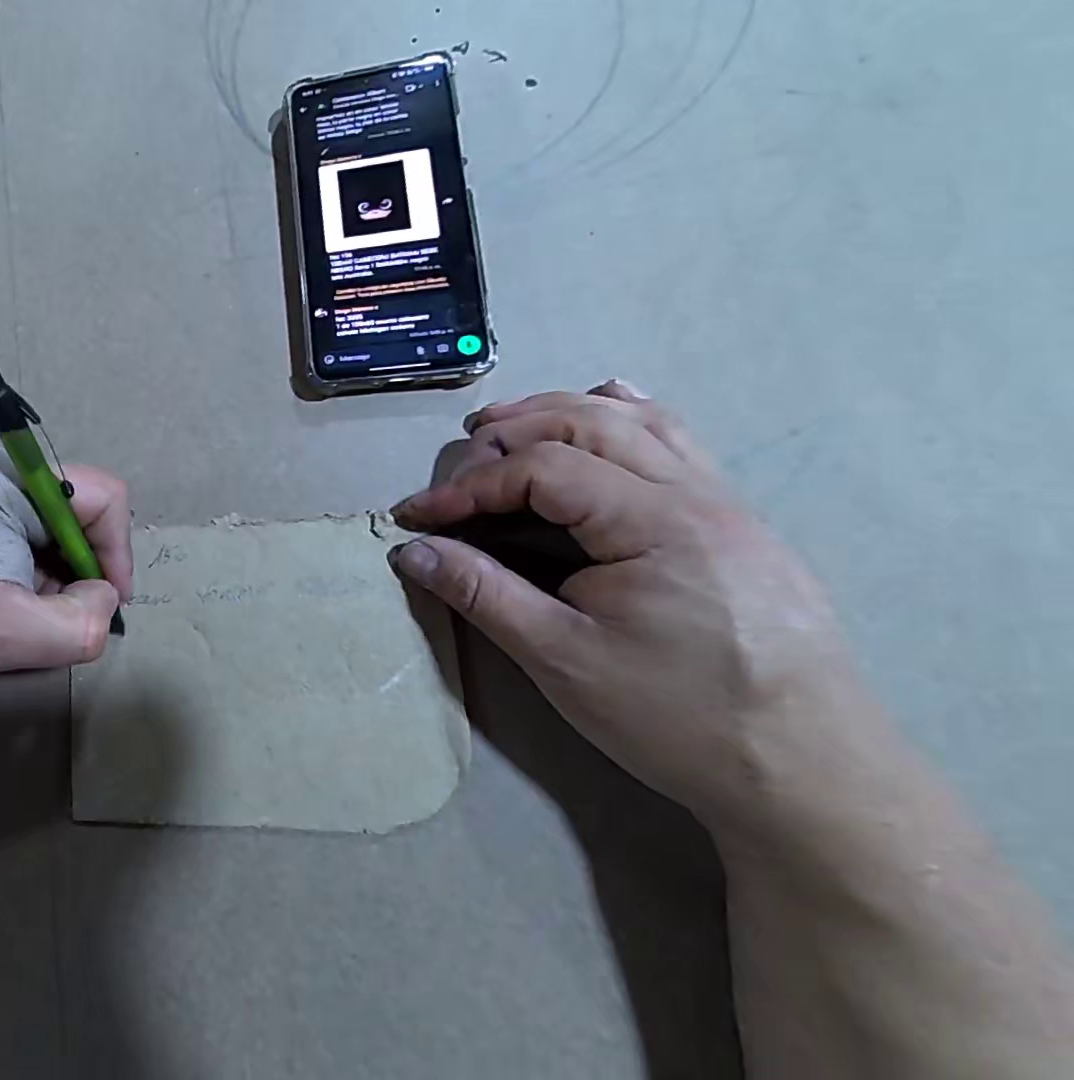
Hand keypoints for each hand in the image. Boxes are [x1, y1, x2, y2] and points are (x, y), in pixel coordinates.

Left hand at [0, 448, 132, 816]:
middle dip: (87, 569)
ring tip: (39, 616)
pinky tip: (17, 607)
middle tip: (74, 614)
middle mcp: (3, 477)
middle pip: (81, 513)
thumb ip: (80, 622)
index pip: (101, 496)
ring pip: (58, 532)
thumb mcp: (10, 633)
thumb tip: (104, 598)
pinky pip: (32, 542)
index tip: (110, 598)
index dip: (117, 549)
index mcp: (10, 482)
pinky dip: (39, 578)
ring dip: (63, 578)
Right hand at [390, 381, 876, 832]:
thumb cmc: (675, 717)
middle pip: (588, 423)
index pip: (542, 469)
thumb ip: (482, 592)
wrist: (808, 774)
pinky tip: (601, 417)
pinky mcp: (734, 525)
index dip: (466, 486)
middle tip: (453, 463)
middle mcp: (698, 494)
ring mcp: (725, 504)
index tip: (414, 518)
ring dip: (560, 413)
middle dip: (509, 432)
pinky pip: (675, 444)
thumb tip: (412, 550)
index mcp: (656, 522)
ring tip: (504, 427)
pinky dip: (622, 421)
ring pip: (637, 423)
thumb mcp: (559, 658)